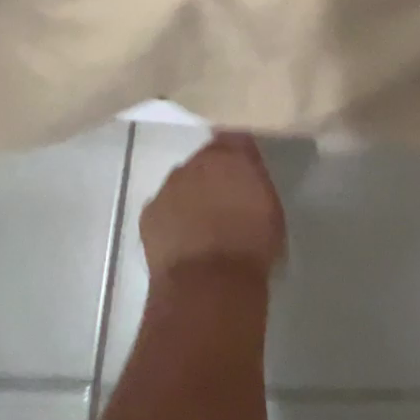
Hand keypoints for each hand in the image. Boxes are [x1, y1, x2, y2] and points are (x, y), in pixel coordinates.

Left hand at [141, 132, 285, 278]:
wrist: (208, 282)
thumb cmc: (252, 244)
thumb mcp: (270, 207)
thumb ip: (255, 182)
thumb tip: (245, 175)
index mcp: (232, 156)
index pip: (234, 137)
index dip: (238, 150)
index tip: (243, 163)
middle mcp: (197, 163)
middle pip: (205, 158)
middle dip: (213, 171)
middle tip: (225, 195)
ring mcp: (168, 186)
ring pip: (181, 181)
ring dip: (191, 193)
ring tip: (202, 220)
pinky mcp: (148, 212)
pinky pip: (163, 206)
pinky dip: (172, 215)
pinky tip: (182, 237)